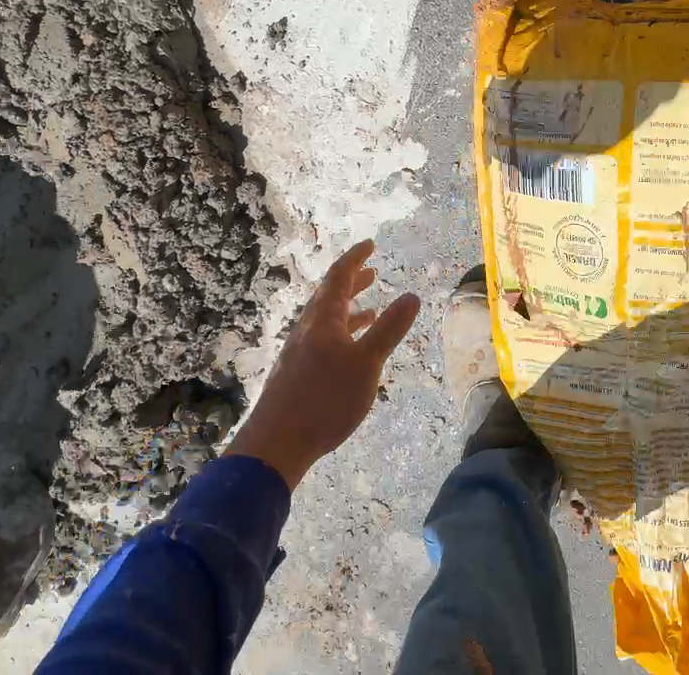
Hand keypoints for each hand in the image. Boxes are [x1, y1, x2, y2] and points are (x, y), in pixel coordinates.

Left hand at [224, 240, 421, 488]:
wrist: (275, 444)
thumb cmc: (324, 399)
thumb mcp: (366, 363)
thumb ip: (389, 329)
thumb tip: (413, 295)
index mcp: (322, 320)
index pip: (338, 278)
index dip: (355, 258)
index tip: (370, 244)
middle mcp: (308, 330)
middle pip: (329, 296)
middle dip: (352, 281)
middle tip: (372, 270)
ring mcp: (300, 352)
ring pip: (326, 320)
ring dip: (349, 308)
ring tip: (370, 307)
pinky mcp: (298, 373)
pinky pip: (324, 340)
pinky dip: (343, 333)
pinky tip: (352, 350)